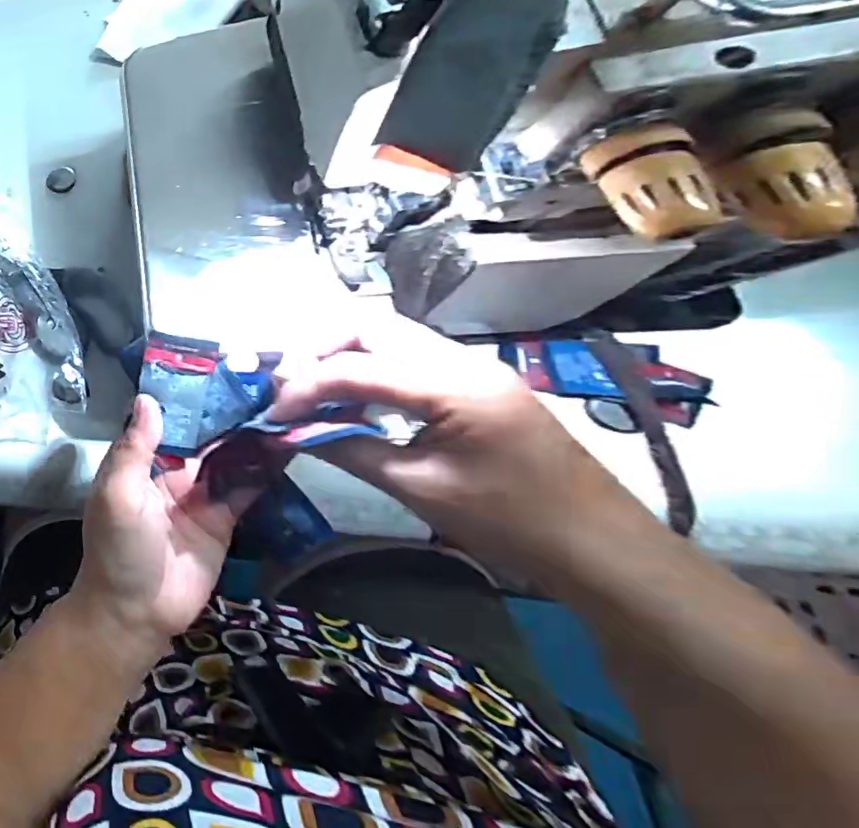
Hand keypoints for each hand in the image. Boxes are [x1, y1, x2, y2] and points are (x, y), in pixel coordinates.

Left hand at [71, 395, 266, 652]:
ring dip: (249, 440)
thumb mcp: (118, 492)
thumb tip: (147, 399)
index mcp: (138, 462)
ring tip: (282, 410)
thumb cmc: (118, 546)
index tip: (218, 372)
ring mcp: (196, 497)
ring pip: (226, 460)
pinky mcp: (222, 522)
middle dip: (226, 416)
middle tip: (263, 386)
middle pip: (200, 438)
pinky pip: (243, 491)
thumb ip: (135, 448)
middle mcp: (168, 473)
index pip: (166, 422)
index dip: (189, 401)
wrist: (136, 611)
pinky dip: (263, 472)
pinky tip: (286, 448)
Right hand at [267, 310, 652, 572]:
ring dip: (344, 358)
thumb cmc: (512, 524)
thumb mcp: (416, 488)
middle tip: (292, 391)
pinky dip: (372, 371)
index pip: (355, 366)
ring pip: (388, 336)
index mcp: (454, 385)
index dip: (304, 387)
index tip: (273, 414)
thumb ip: (345, 448)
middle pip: (369, 327)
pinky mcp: (477, 383)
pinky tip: (356, 404)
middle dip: (319, 352)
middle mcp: (464, 361)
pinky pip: (409, 358)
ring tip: (316, 397)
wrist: (606, 551)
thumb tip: (286, 431)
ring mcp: (474, 368)